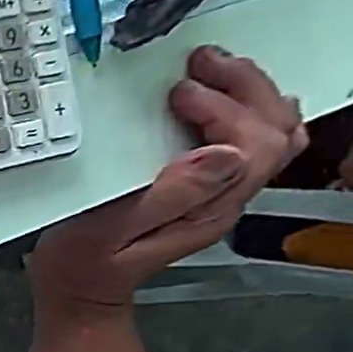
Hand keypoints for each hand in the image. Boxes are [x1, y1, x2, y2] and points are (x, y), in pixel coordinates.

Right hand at [28, 46, 305, 313]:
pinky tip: (220, 97)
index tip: (179, 90)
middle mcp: (226, 198)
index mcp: (208, 207)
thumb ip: (164, 197)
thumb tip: (222, 153)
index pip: (249, 145)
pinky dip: (242, 110)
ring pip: (270, 134)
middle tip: (206, 59)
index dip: (224, 108)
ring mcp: (218, 194)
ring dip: (252, 94)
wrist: (79, 291)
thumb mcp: (107, 232)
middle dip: (248, 88)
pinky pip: (247, 143)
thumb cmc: (82, 264)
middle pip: (273, 133)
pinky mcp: (203, 189)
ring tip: (217, 68)